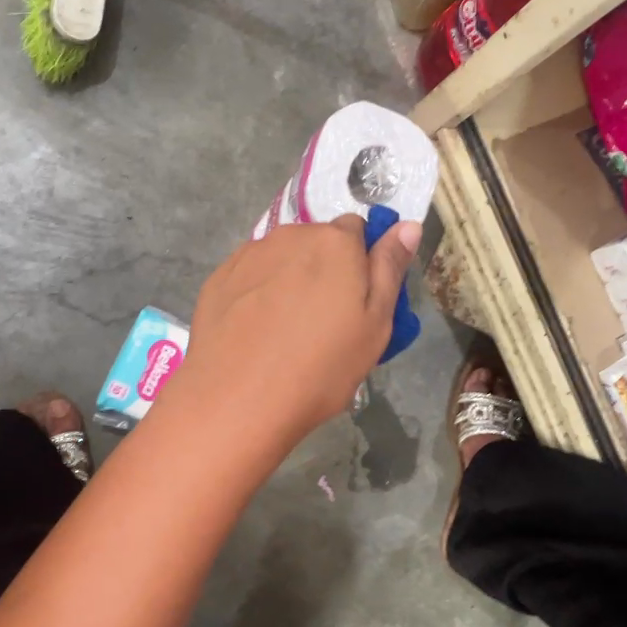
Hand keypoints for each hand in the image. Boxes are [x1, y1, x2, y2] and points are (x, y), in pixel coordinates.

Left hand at [165, 213, 421, 451]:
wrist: (238, 400)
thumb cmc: (321, 366)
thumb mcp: (375, 324)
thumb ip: (390, 268)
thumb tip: (408, 225)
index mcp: (335, 242)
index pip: (358, 230)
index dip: (361, 262)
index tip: (358, 300)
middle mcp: (290, 235)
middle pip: (317, 243)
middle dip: (324, 270)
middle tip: (324, 322)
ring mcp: (248, 255)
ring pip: (281, 258)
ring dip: (289, 280)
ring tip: (285, 331)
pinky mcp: (218, 279)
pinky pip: (250, 277)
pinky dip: (257, 294)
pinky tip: (256, 331)